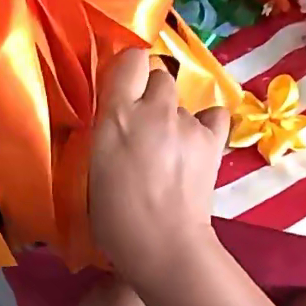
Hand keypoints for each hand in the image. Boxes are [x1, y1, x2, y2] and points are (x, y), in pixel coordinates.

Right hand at [87, 49, 231, 282]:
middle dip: (152, 97)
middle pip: (159, 76)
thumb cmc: (116, 222)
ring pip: (183, 102)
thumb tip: (115, 126)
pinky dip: (205, 126)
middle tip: (145, 131)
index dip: (128, 75)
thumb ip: (105, 138)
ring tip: (171, 152)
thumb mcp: (93, 173)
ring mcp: (187, 123)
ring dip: (175, 119)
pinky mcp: (212, 140)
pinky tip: (196, 147)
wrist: (164, 246)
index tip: (122, 97)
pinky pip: (213, 116)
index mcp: (116, 115)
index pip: (129, 59)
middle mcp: (154, 108)